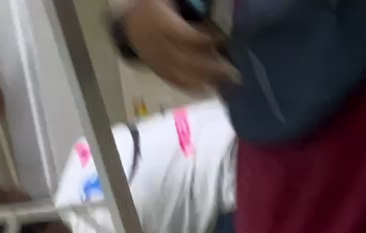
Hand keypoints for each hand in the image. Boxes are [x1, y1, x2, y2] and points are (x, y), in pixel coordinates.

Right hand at [121, 0, 237, 90]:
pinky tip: (210, 90)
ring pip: (187, 76)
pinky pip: (179, 84)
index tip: (225, 41)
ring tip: (228, 84)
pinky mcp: (162, 74)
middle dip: (214, 68)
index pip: (189, 38)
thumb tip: (208, 9)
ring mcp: (162, 64)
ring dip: (209, 81)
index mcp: (164, 26)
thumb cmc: (153, 8)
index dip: (208, 41)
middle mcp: (162, 48)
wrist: (130, 26)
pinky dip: (196, 89)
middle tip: (235, 72)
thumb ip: (187, 6)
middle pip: (191, 62)